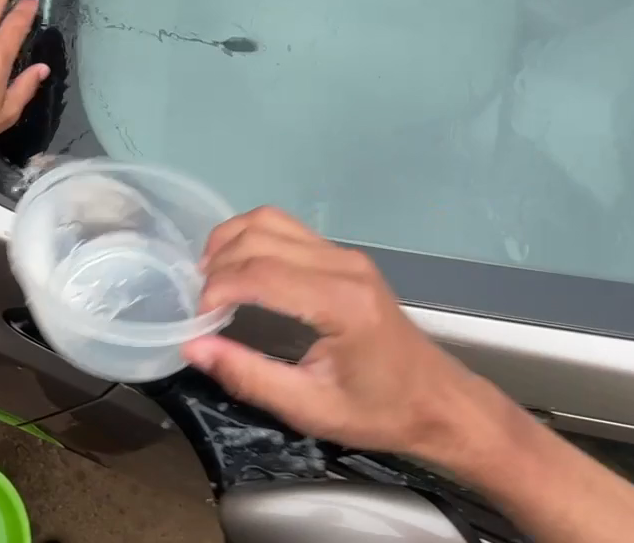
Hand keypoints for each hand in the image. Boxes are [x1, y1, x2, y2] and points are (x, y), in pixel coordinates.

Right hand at [184, 207, 502, 469]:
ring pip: (268, 221)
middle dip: (218, 265)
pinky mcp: (340, 254)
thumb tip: (192, 347)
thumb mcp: (311, 409)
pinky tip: (235, 264)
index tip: (199, 319)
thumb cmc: (380, 412)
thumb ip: (248, 376)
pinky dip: (248, 238)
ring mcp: (343, 253)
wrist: (441, 403)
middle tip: (200, 302)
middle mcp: (342, 265)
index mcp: (341, 303)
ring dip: (229, 242)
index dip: (219, 289)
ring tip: (209, 277)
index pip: (262, 274)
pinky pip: (283, 226)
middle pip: (259, 239)